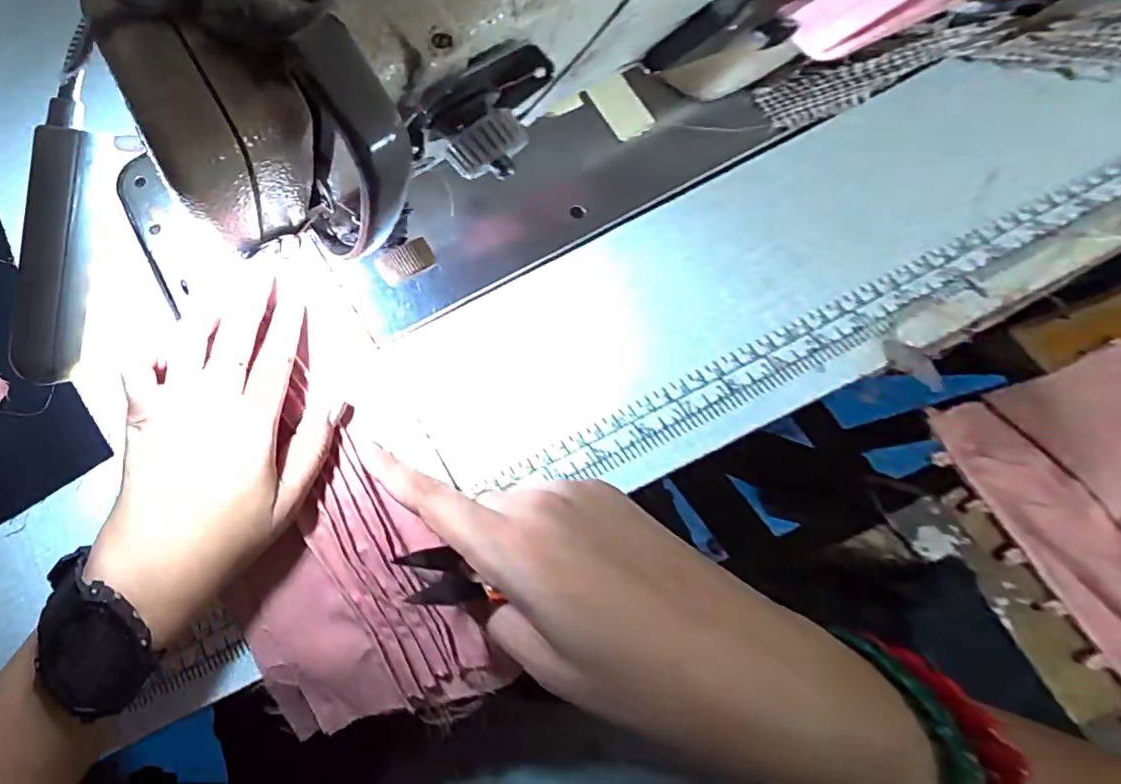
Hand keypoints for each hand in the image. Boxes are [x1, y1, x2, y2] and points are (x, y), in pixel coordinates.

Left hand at [85, 276, 343, 644]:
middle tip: (264, 265)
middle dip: (252, 295)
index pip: (277, 356)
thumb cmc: (228, 536)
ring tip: (221, 280)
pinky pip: (138, 370)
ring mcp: (172, 403)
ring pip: (189, 340)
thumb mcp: (286, 504)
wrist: (157, 565)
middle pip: (235, 335)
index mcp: (252, 422)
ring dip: (207, 306)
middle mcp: (211, 400)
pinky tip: (161, 339)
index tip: (299, 289)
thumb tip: (340, 400)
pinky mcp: (140, 413)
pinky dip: (147, 349)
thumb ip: (313, 448)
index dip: (290, 318)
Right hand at [370, 448, 936, 783]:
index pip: (437, 502)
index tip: (366, 441)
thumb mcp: (550, 669)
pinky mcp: (613, 492)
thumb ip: (499, 623)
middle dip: (486, 550)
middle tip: (520, 606)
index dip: (396, 473)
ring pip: (524, 511)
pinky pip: (560, 508)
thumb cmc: (638, 679)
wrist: (753, 667)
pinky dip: (559, 535)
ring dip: (526, 544)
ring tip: (576, 598)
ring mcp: (580, 490)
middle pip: (485, 514)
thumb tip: (490, 600)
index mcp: (514, 544)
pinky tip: (605, 578)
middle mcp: (538, 499)